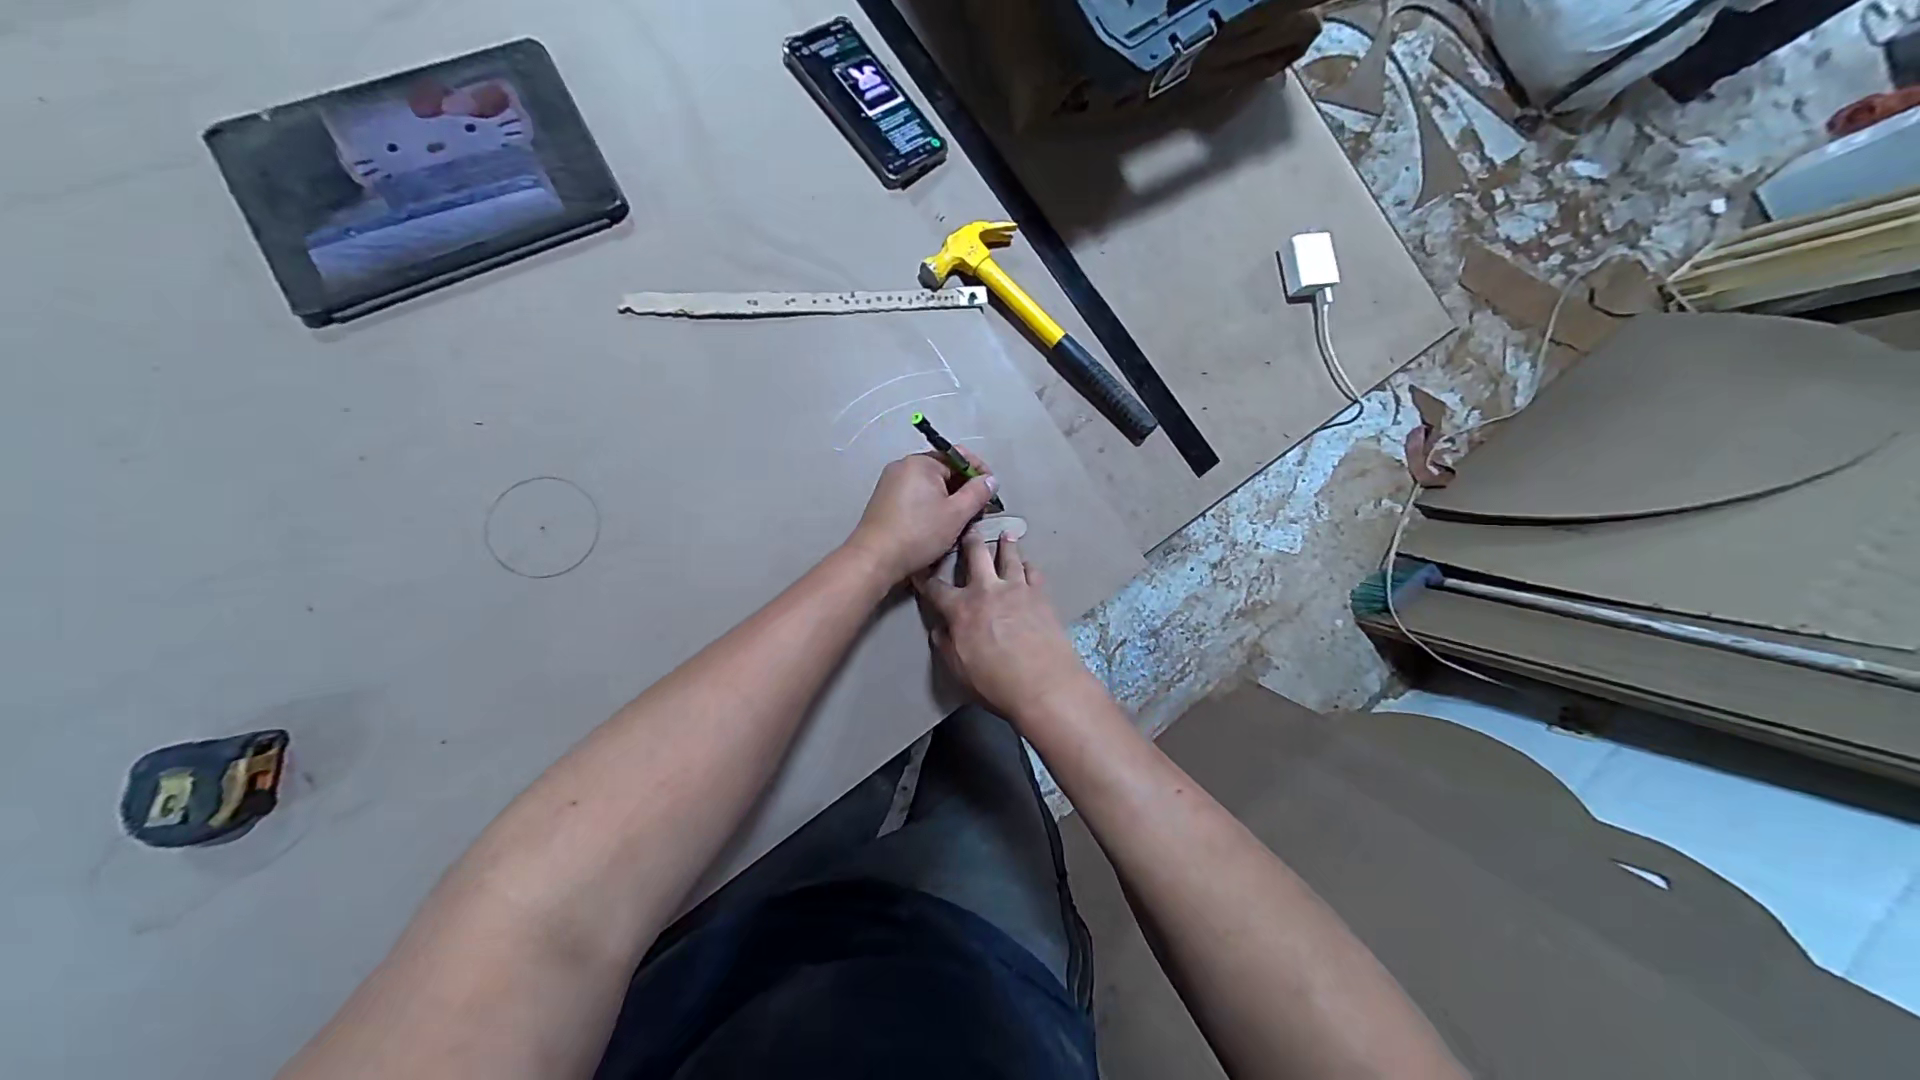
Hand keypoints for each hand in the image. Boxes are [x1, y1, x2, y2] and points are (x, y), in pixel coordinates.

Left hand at [845, 451, 999, 581]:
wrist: (874, 558)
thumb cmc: (919, 533)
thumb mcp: (956, 514)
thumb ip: (978, 493)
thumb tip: (991, 480)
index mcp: (920, 462)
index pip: (958, 456)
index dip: (980, 472)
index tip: (992, 492)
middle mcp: (903, 466)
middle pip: (944, 470)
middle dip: (965, 488)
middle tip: (979, 510)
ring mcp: (891, 483)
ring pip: (930, 485)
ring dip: (949, 499)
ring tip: (961, 520)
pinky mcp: (885, 501)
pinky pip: (916, 495)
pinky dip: (932, 505)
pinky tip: (939, 524)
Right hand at [913, 532, 1097, 720]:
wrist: (1043, 683)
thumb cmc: (995, 682)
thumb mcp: (958, 669)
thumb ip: (946, 645)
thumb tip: (939, 629)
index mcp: (961, 609)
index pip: (936, 588)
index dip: (925, 578)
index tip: (919, 569)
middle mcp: (987, 590)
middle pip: (976, 555)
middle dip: (969, 539)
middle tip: (969, 528)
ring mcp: (1016, 589)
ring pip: (1009, 556)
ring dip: (1005, 543)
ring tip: (1006, 533)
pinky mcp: (1040, 595)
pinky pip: (1033, 572)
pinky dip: (1028, 566)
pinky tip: (1028, 565)